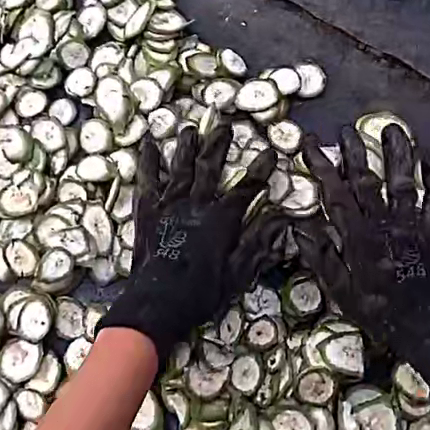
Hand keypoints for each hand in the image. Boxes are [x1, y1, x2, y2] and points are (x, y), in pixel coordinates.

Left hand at [98, 122, 288, 359]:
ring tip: (191, 129)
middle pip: (209, 168)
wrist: (156, 303)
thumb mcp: (237, 274)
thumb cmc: (200, 294)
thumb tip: (282, 219)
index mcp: (220, 220)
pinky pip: (148, 180)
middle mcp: (195, 205)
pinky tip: (148, 145)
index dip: (260, 171)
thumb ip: (258, 244)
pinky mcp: (147, 211)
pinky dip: (148, 161)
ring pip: (179, 168)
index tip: (270, 153)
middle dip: (219, 146)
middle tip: (226, 127)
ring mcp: (168, 205)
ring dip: (186, 147)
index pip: (246, 189)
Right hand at [294, 123, 429, 400]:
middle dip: (355, 152)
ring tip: (394, 130)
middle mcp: (385, 223)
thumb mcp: (341, 292)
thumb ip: (321, 258)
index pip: (335, 191)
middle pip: (368, 179)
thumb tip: (299, 228)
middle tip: (346, 130)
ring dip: (398, 154)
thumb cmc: (380, 313)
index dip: (321, 164)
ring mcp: (413, 225)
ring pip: (404, 182)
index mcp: (358, 235)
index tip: (309, 142)